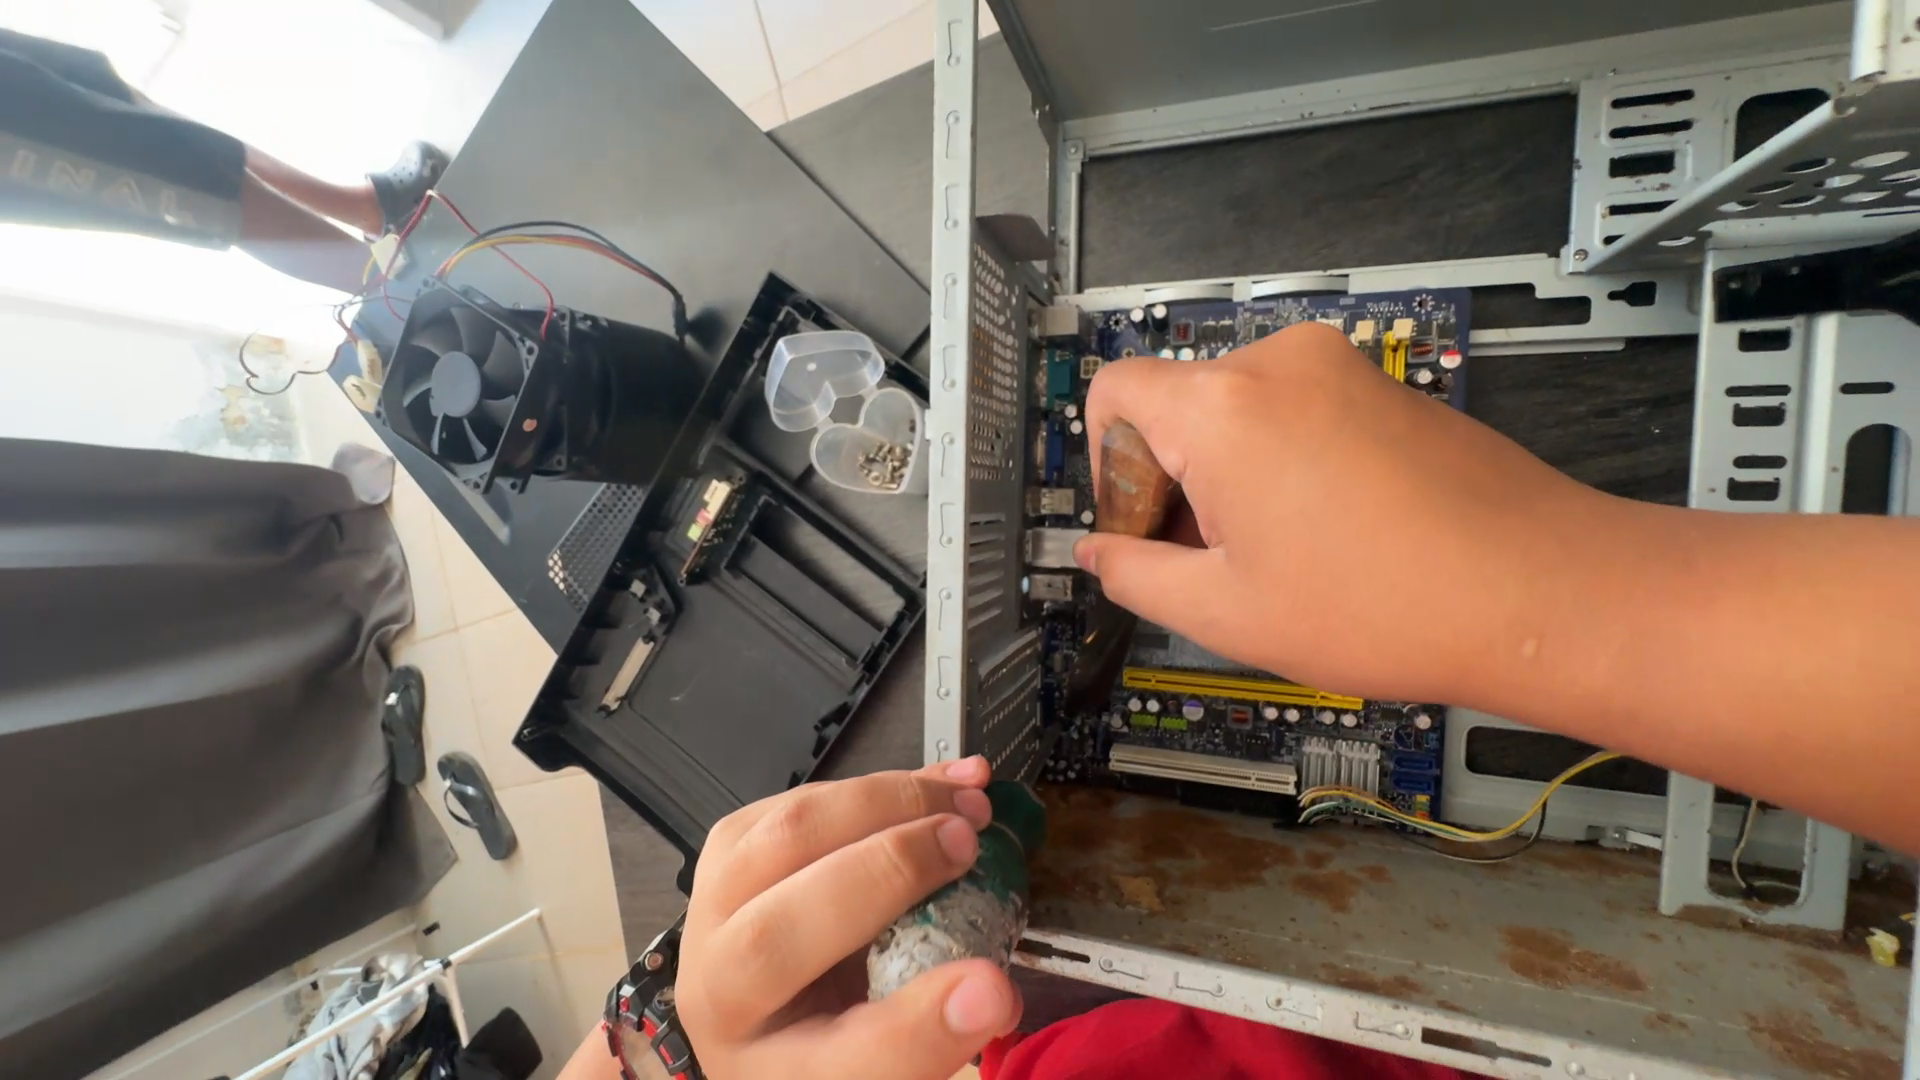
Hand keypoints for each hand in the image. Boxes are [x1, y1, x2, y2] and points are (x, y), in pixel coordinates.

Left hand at [674, 757, 1021, 1079]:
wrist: (738, 991)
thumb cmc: (818, 1026)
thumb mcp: (874, 1056)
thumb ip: (928, 1028)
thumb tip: (994, 990)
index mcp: (775, 1073)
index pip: (845, 1065)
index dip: (921, 1028)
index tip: (994, 990)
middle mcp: (722, 994)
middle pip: (781, 936)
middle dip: (891, 871)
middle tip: (971, 844)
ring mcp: (711, 905)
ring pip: (789, 836)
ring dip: (889, 803)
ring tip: (966, 801)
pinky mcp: (728, 842)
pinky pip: (802, 798)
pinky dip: (880, 783)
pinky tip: (937, 781)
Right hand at [1076, 322, 1606, 702]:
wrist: (1544, 595)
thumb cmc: (1380, 606)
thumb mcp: (1222, 611)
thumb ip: (1133, 574)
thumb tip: (1098, 552)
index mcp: (1222, 408)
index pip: (1112, 393)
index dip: (1105, 466)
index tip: (1141, 524)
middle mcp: (1276, 365)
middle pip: (1170, 406)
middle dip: (1166, 482)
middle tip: (1206, 557)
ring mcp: (1335, 368)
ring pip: (1227, 412)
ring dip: (1219, 477)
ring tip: (1268, 551)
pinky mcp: (1377, 386)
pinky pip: (1285, 409)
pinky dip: (1271, 461)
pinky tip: (1314, 529)